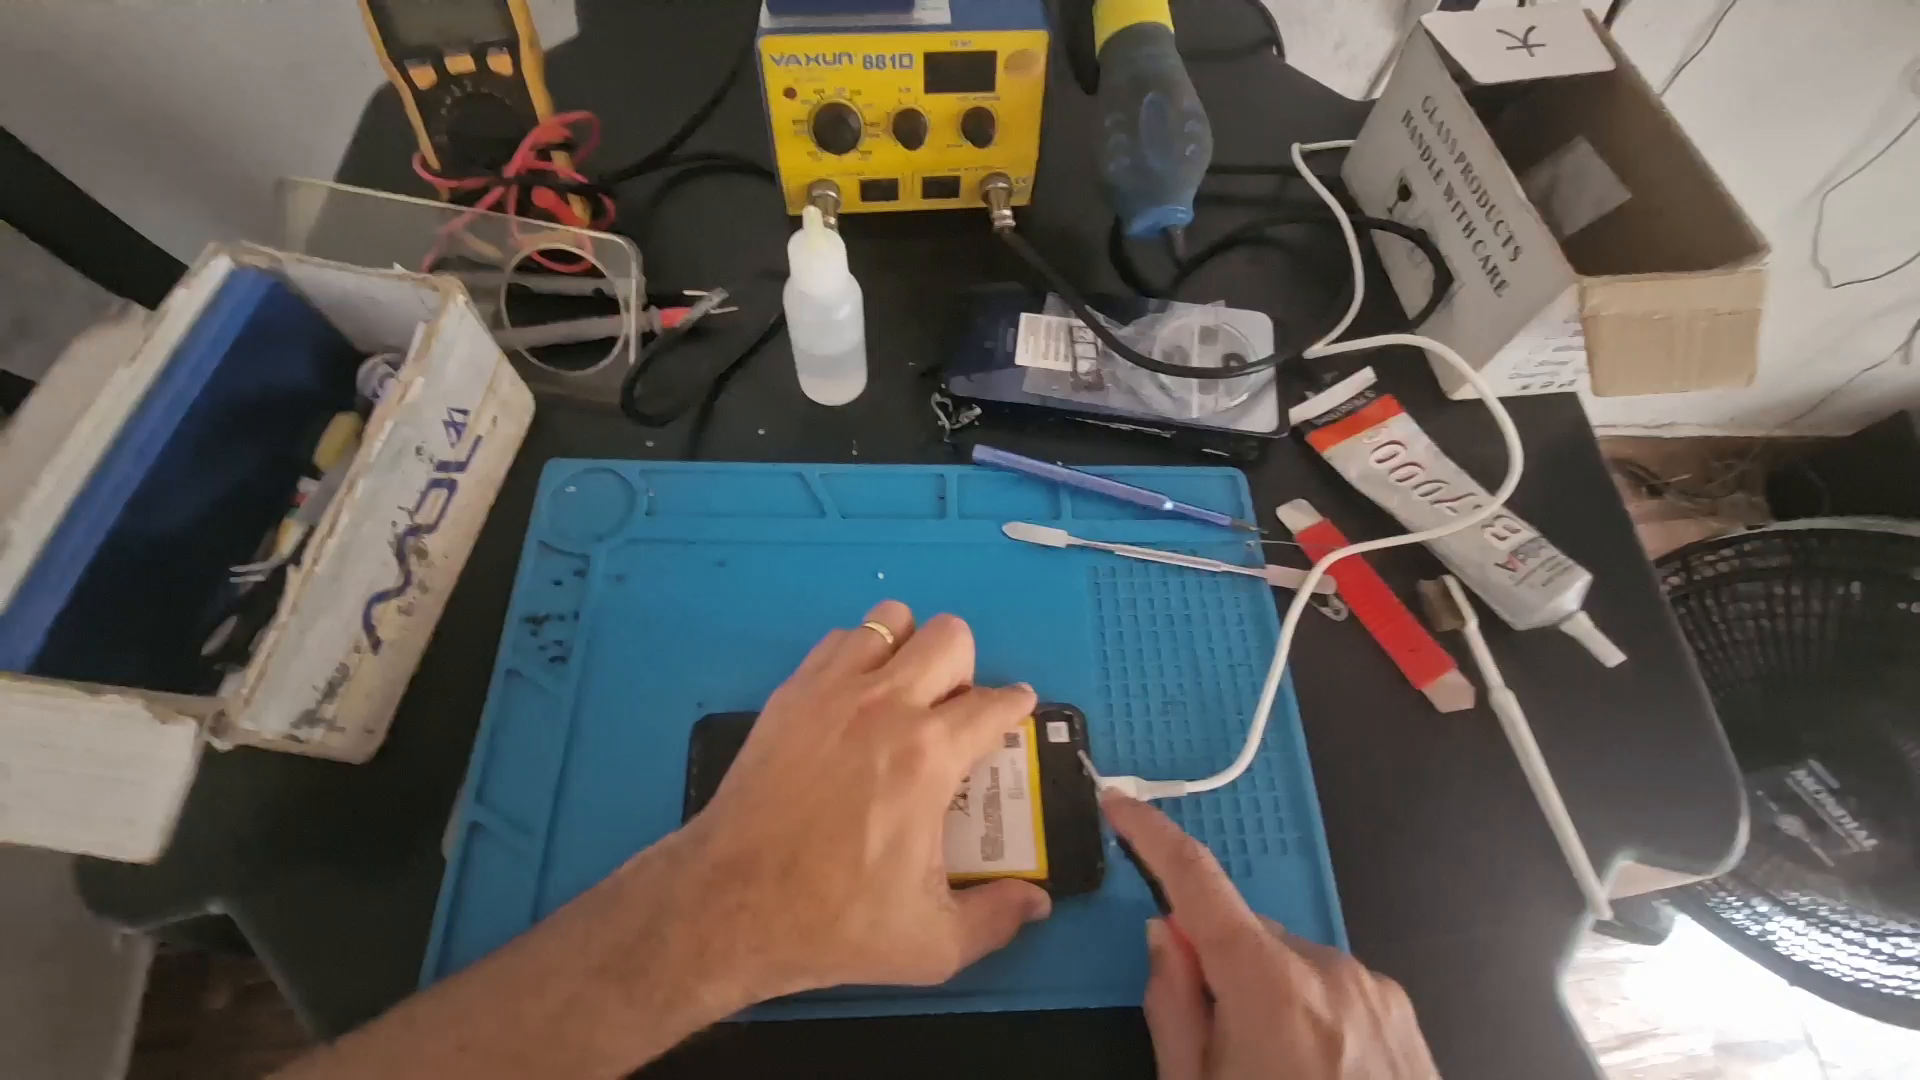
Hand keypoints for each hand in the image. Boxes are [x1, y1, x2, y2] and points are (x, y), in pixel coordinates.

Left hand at [666, 600, 1051, 1000]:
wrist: (730, 902)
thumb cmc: (834, 919)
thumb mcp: (931, 943)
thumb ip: (996, 919)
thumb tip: (1038, 902)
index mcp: (930, 754)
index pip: (995, 703)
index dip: (1016, 705)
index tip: (1016, 711)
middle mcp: (889, 703)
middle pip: (951, 636)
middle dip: (966, 667)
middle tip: (953, 710)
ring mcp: (835, 688)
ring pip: (893, 620)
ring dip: (910, 648)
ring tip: (903, 692)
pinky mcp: (794, 689)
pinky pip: (842, 639)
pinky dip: (860, 654)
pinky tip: (854, 696)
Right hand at [1105, 794, 1439, 1079]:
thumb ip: (1172, 1000)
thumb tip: (1166, 931)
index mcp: (1269, 984)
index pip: (1196, 880)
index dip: (1152, 834)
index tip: (1119, 804)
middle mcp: (1327, 967)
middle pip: (1243, 932)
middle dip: (1216, 960)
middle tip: (1213, 1035)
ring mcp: (1373, 988)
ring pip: (1287, 959)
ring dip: (1263, 987)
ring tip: (1275, 1069)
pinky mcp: (1403, 1011)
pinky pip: (1330, 984)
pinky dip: (1305, 1005)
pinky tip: (1318, 1072)